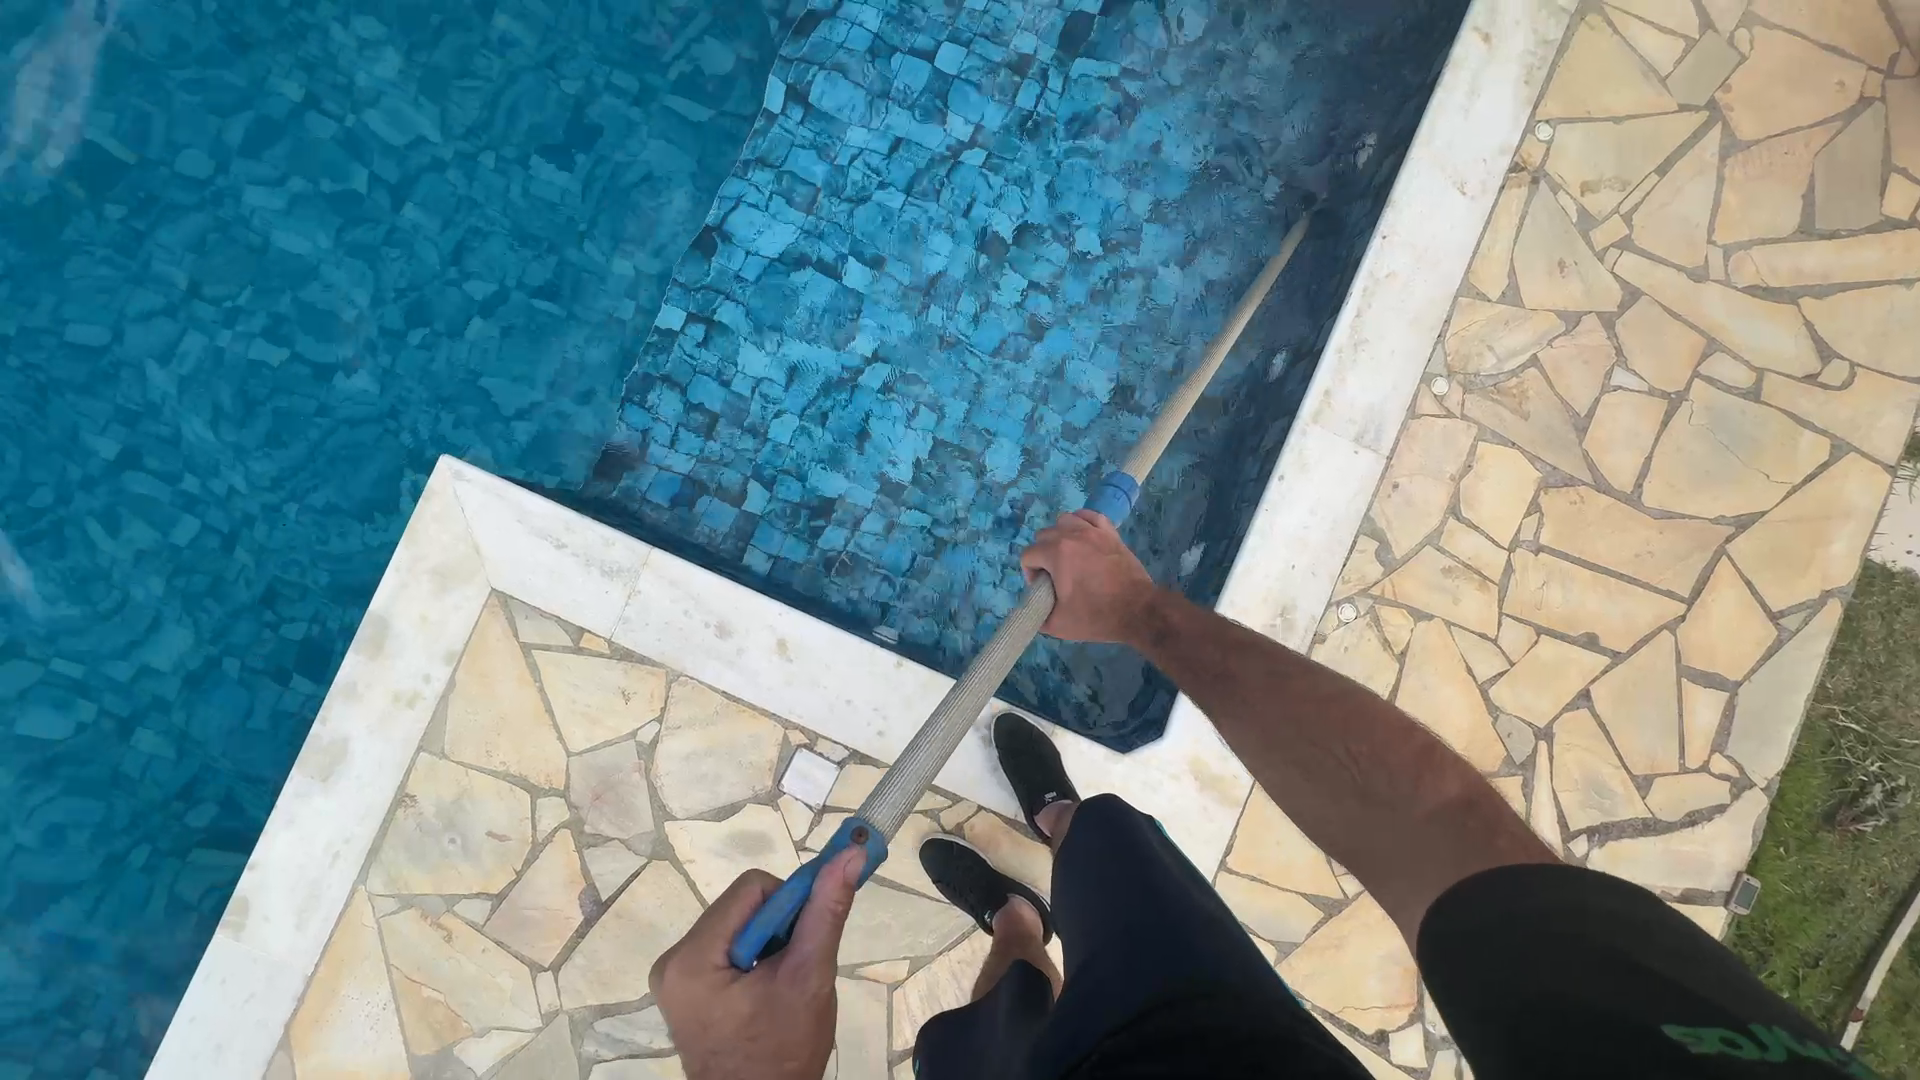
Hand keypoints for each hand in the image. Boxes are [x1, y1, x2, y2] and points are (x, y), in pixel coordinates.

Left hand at [650, 848, 865, 1079]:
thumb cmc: (782, 1051)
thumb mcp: (810, 976)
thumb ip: (827, 910)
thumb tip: (850, 853)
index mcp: (691, 958)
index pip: (752, 888)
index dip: (789, 903)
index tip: (807, 936)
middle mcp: (672, 960)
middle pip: (742, 905)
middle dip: (778, 926)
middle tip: (795, 966)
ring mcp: (674, 976)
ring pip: (739, 922)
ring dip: (769, 941)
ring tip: (780, 984)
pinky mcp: (684, 988)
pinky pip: (727, 943)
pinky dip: (755, 956)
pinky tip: (765, 990)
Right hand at [1019, 510, 1158, 643]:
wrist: (1137, 610)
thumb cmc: (1097, 616)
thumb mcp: (1058, 625)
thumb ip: (1038, 615)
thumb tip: (1033, 609)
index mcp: (1056, 553)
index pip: (1028, 555)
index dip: (1030, 573)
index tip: (1043, 589)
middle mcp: (1072, 534)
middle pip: (1043, 536)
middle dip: (1042, 555)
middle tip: (1054, 577)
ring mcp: (1093, 531)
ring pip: (1064, 521)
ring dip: (1060, 536)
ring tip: (1068, 556)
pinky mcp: (1111, 533)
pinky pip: (1089, 516)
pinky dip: (1082, 522)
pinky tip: (1083, 537)